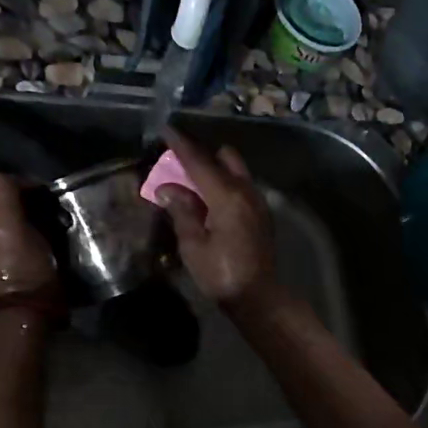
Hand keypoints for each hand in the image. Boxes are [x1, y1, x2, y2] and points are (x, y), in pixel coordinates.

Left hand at [0, 175, 57, 296]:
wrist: (37, 302)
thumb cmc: (14, 266)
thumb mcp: (5, 225)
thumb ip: (0, 191)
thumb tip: (15, 177)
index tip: (16, 188)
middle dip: (9, 192)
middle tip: (32, 194)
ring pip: (0, 204)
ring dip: (22, 202)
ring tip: (41, 204)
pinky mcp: (3, 245)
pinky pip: (13, 217)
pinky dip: (28, 214)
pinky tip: (43, 216)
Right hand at [156, 129, 275, 303]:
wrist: (258, 296)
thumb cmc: (221, 274)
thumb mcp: (194, 245)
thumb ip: (182, 211)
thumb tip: (167, 188)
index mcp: (227, 196)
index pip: (200, 162)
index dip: (181, 145)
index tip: (166, 130)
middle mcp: (247, 192)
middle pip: (224, 158)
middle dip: (201, 156)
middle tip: (178, 164)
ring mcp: (258, 202)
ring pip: (236, 171)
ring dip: (215, 170)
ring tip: (191, 182)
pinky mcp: (262, 214)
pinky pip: (242, 186)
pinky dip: (225, 184)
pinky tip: (210, 199)